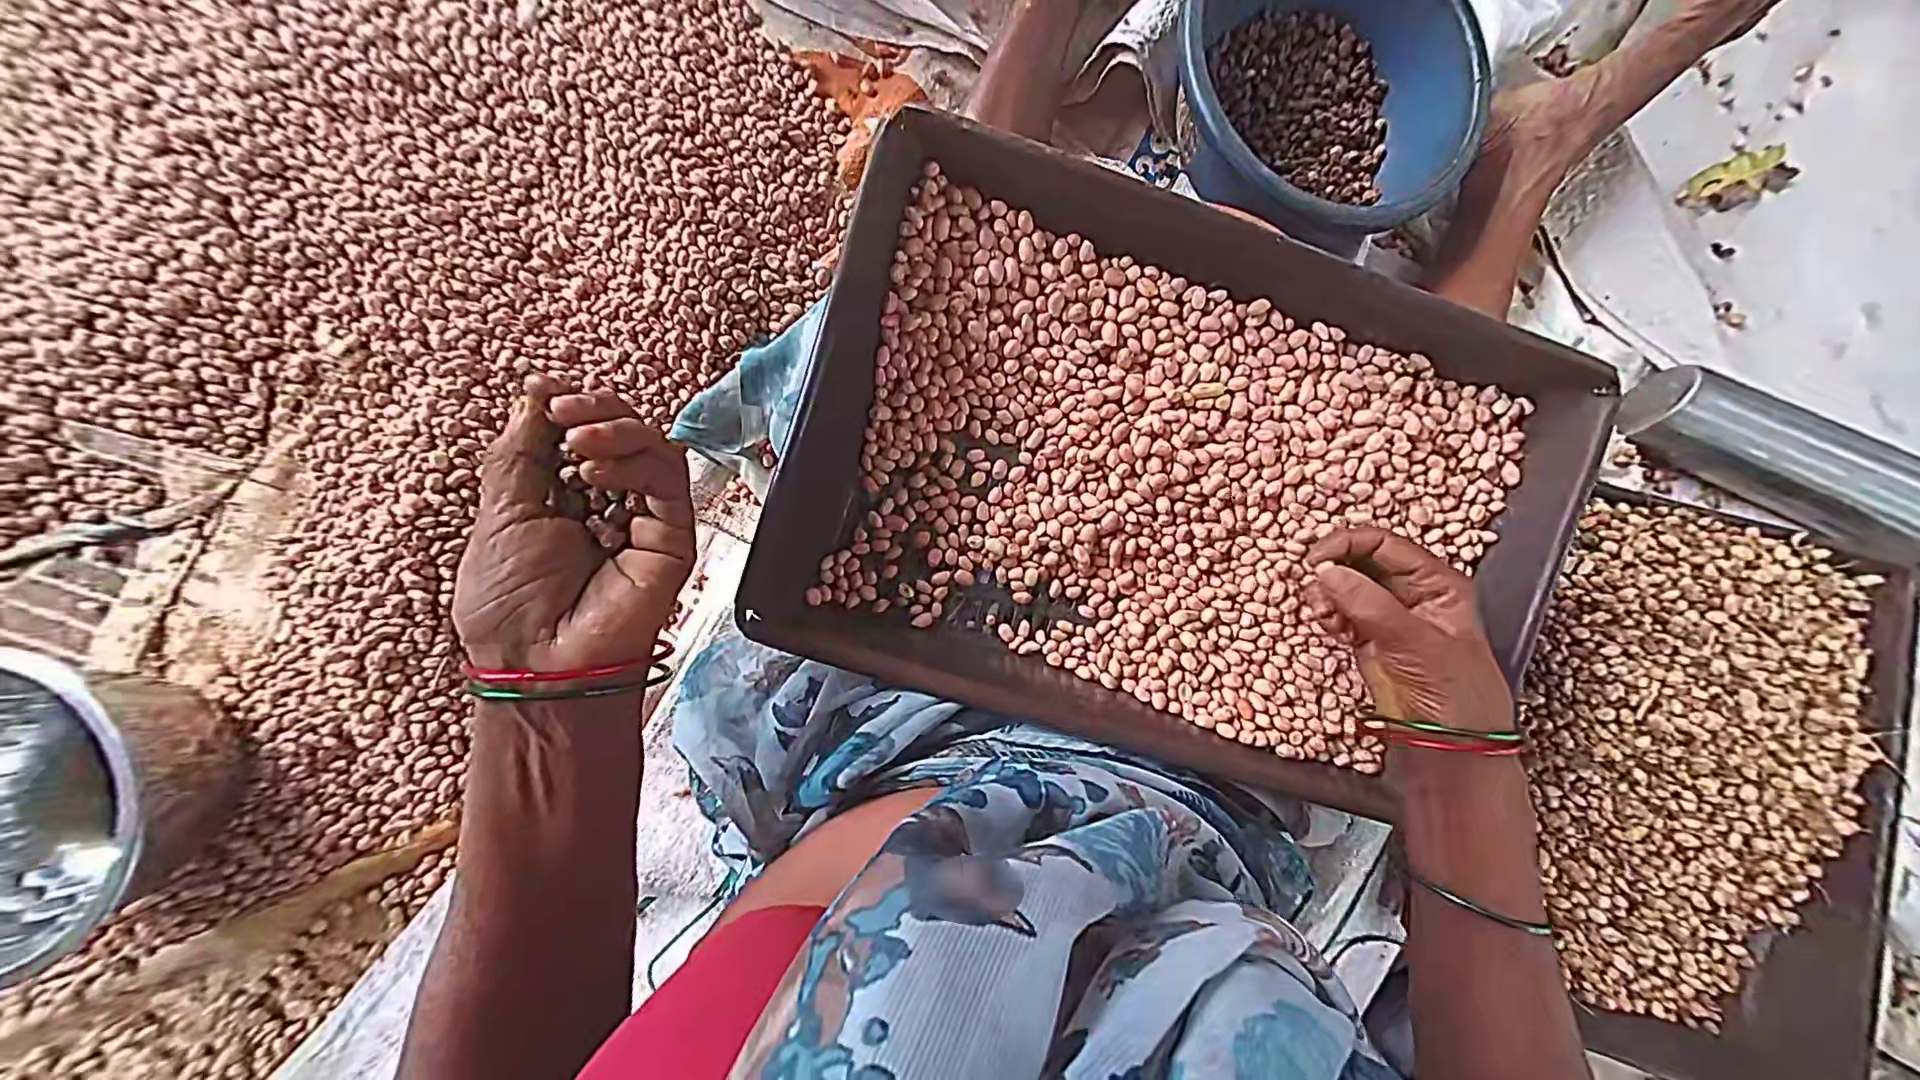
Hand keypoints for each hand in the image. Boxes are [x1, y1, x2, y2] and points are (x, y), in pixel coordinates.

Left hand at [453, 375, 694, 673]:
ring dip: (616, 430)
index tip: (543, 391)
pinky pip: (668, 480)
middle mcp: (614, 501)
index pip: (584, 434)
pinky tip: (596, 472)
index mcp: (572, 495)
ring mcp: (646, 517)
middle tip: (563, 412)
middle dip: (595, 410)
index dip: (569, 406)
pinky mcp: (673, 534)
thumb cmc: (512, 599)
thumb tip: (538, 393)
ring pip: (655, 448)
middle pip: (625, 433)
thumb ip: (522, 452)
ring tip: (577, 443)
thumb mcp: (501, 512)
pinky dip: (636, 463)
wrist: (538, 660)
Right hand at [1302, 527, 1512, 732]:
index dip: (1346, 544)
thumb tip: (1326, 571)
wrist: (1449, 743)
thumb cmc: (1454, 692)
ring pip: (1341, 583)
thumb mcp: (1416, 643)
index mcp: (1435, 582)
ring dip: (1324, 594)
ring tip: (1326, 616)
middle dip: (1331, 569)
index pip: (1384, 543)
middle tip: (1314, 586)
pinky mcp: (1364, 634)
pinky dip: (1325, 614)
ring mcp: (1385, 612)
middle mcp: (1409, 591)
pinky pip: (1335, 609)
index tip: (1315, 559)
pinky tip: (1331, 629)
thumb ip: (1370, 604)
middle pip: (1357, 559)